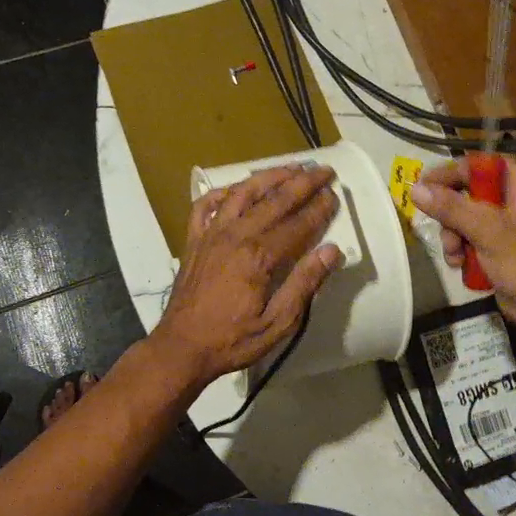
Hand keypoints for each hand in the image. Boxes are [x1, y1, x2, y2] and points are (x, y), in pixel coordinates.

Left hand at [149, 165, 345, 387]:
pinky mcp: (193, 240)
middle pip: (274, 201)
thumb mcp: (278, 323)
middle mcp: (235, 236)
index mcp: (258, 257)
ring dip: (267, 177)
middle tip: (323, 169)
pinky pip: (205, 206)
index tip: (334, 195)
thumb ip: (305, 284)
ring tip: (289, 167)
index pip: (297, 225)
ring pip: (241, 194)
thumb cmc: (233, 340)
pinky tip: (235, 188)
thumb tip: (332, 251)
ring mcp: (210, 234)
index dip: (318, 209)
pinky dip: (221, 193)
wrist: (181, 347)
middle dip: (302, 183)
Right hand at [411, 156, 515, 329]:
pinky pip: (475, 235)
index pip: (483, 164)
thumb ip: (451, 208)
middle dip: (452, 214)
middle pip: (472, 191)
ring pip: (469, 215)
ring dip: (454, 234)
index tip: (423, 185)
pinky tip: (459, 262)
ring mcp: (513, 222)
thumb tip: (414, 188)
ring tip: (453, 253)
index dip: (451, 173)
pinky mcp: (505, 244)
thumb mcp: (487, 231)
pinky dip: (464, 246)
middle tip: (440, 229)